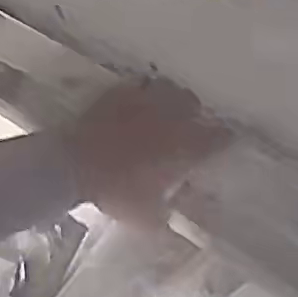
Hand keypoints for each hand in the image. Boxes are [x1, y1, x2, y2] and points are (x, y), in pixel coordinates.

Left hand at [65, 80, 231, 227]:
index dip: (223, 138)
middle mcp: (167, 119)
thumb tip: (201, 205)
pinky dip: (145, 88)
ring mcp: (141, 102)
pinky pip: (139, 82)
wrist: (74, 167)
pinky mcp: (117, 94)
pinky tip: (141, 96)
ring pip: (168, 87)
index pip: (218, 136)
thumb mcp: (152, 214)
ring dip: (172, 95)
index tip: (223, 141)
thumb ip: (180, 207)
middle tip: (191, 122)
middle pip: (194, 104)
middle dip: (196, 112)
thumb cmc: (115, 193)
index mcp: (182, 147)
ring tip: (168, 105)